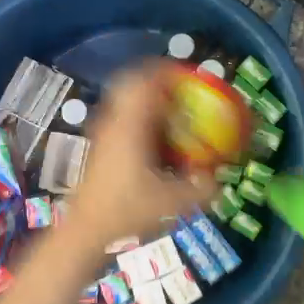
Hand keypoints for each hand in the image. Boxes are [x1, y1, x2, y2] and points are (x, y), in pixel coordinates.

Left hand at [59, 60, 216, 254]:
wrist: (85, 231)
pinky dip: (142, 120)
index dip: (169, 71)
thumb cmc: (126, 211)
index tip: (191, 77)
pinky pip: (123, 119)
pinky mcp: (101, 147)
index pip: (146, 80)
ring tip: (176, 116)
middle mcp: (114, 122)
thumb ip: (200, 188)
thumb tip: (218, 178)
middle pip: (134, 85)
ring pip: (127, 102)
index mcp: (130, 125)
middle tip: (185, 94)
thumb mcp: (172, 201)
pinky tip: (159, 142)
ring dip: (150, 103)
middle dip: (161, 84)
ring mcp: (104, 133)